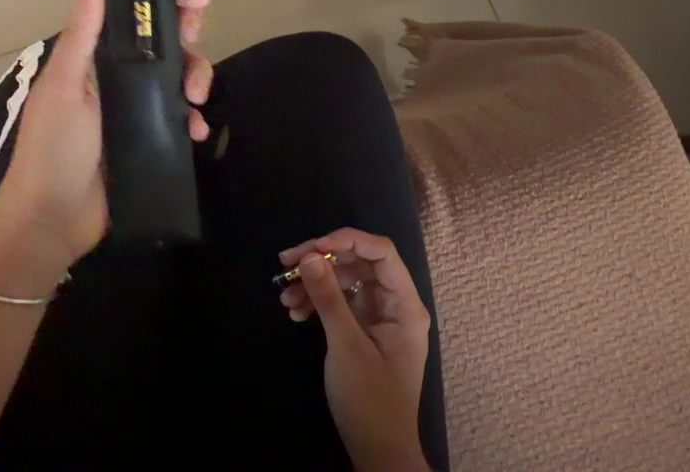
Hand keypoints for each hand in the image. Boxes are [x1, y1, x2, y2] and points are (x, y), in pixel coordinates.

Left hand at [0, 0, 213, 268]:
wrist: (52, 220)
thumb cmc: (52, 147)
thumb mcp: (64, 86)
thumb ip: (82, 34)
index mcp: (92, 57)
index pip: (131, 14)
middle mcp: (116, 76)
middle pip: (163, 40)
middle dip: (186, 35)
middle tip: (194, 41)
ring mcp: (135, 109)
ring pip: (178, 76)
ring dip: (196, 76)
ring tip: (195, 98)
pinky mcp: (150, 140)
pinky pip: (181, 117)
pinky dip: (193, 117)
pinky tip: (195, 130)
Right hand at [278, 230, 431, 471]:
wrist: (378, 450)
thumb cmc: (370, 400)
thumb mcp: (346, 346)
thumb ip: (329, 297)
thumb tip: (309, 255)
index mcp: (404, 305)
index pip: (380, 252)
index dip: (347, 240)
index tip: (312, 247)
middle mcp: (394, 303)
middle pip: (358, 261)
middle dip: (322, 259)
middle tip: (287, 264)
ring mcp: (378, 315)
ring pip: (344, 279)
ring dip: (313, 282)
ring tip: (285, 297)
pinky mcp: (362, 328)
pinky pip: (339, 299)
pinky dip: (316, 301)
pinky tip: (295, 313)